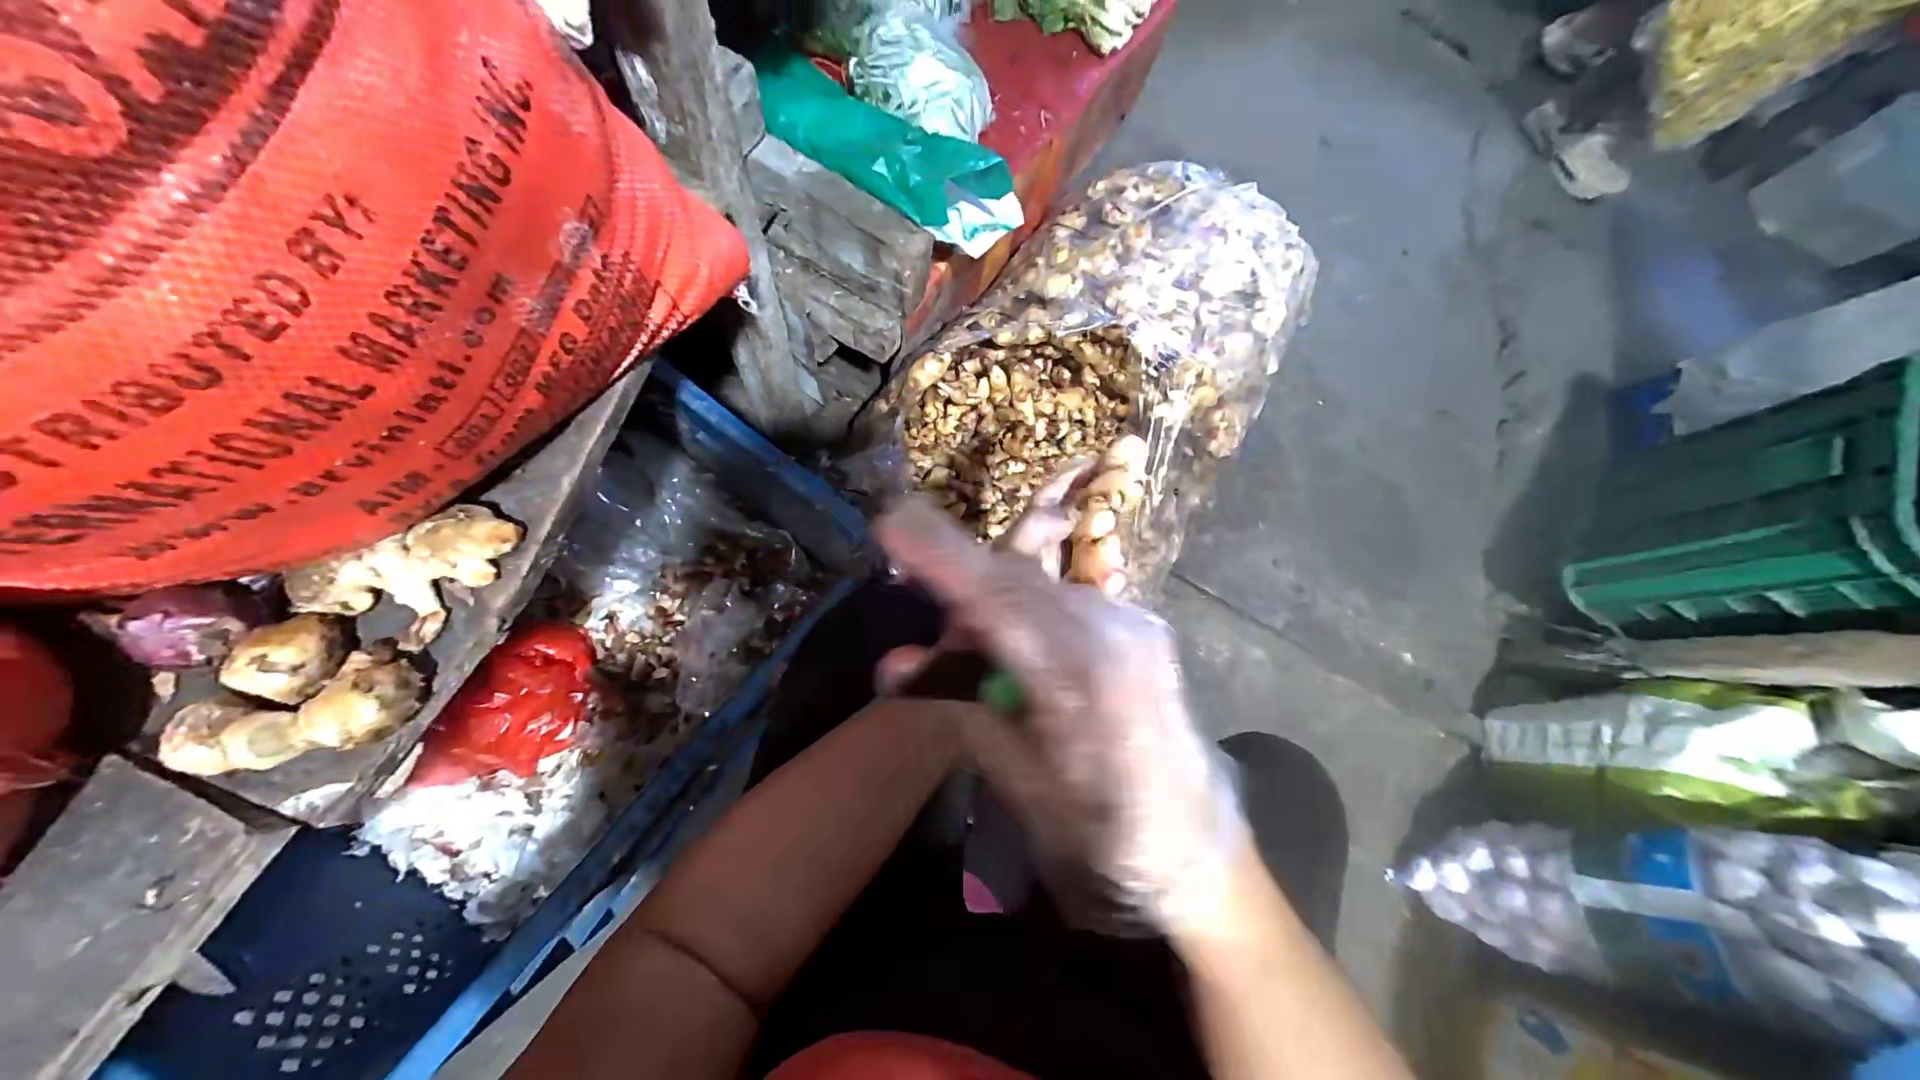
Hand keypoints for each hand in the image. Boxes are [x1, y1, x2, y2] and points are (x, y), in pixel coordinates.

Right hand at [877, 498, 1247, 931]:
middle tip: (930, 633)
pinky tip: (1025, 659)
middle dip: (958, 585)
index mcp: (1084, 680)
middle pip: (1015, 581)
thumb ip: (963, 710)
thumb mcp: (1021, 785)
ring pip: (1038, 587)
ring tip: (980, 662)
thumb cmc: (1100, 828)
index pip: (1001, 600)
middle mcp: (1115, 633)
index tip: (893, 523)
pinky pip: (1064, 599)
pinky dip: (1027, 614)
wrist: (1192, 840)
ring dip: (992, 605)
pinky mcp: (1142, 623)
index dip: (944, 557)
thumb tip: (897, 664)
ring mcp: (1135, 622)